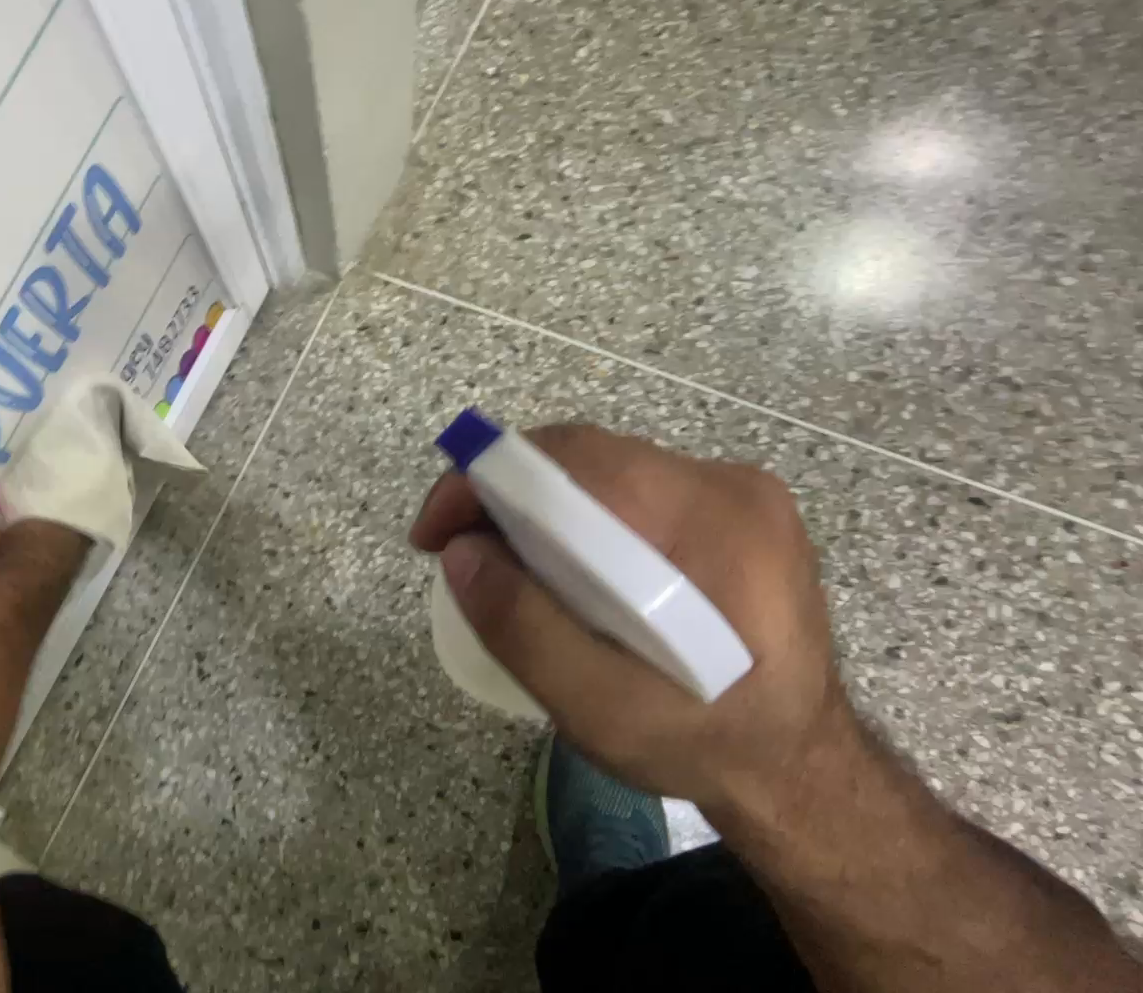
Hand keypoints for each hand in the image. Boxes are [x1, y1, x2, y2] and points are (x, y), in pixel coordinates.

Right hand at [411, 424, 860, 820]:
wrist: (798, 770)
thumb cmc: (702, 743)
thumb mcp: (601, 708)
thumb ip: (526, 629)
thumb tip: (460, 552)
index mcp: (712, 520)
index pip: (573, 462)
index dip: (483, 481)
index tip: (432, 534)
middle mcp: (727, 484)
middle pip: (581, 459)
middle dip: (498, 494)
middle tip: (454, 552)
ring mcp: (732, 492)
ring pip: (596, 471)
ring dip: (531, 508)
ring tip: (496, 563)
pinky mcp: (727, 509)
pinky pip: (622, 489)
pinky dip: (569, 517)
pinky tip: (554, 566)